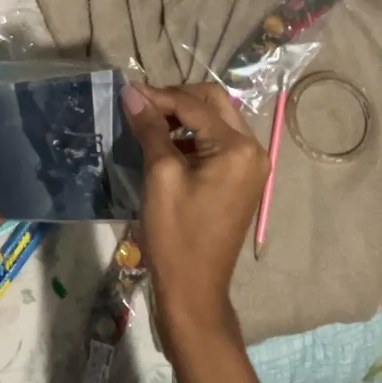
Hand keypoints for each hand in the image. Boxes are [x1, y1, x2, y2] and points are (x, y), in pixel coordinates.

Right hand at [121, 83, 267, 336]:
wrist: (194, 290)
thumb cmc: (176, 234)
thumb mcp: (160, 175)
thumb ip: (150, 128)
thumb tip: (132, 91)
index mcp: (237, 147)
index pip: (194, 105)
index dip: (159, 96)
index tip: (128, 92)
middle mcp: (253, 149)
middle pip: (213, 102)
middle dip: (177, 99)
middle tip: (143, 106)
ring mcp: (252, 164)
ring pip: (217, 118)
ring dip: (185, 115)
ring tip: (150, 123)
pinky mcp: (243, 177)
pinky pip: (219, 140)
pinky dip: (194, 135)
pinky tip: (167, 144)